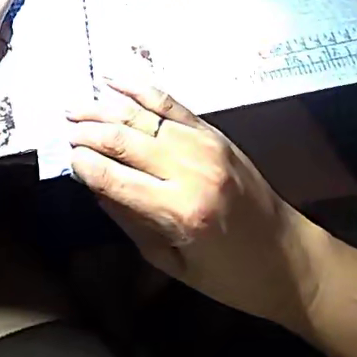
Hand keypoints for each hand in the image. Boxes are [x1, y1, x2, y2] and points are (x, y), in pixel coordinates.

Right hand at [67, 79, 323, 331]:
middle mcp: (189, 171)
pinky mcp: (213, 133)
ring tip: (75, 108)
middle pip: (122, 140)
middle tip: (65, 130)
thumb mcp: (171, 262)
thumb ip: (129, 219)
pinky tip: (112, 80)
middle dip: (87, 133)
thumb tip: (93, 184)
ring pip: (140, 116)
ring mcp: (203, 145)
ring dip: (102, 109)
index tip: (66, 157)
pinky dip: (138, 89)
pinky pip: (168, 102)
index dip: (83, 164)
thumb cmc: (230, 276)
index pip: (112, 177)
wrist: (292, 260)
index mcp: (179, 211)